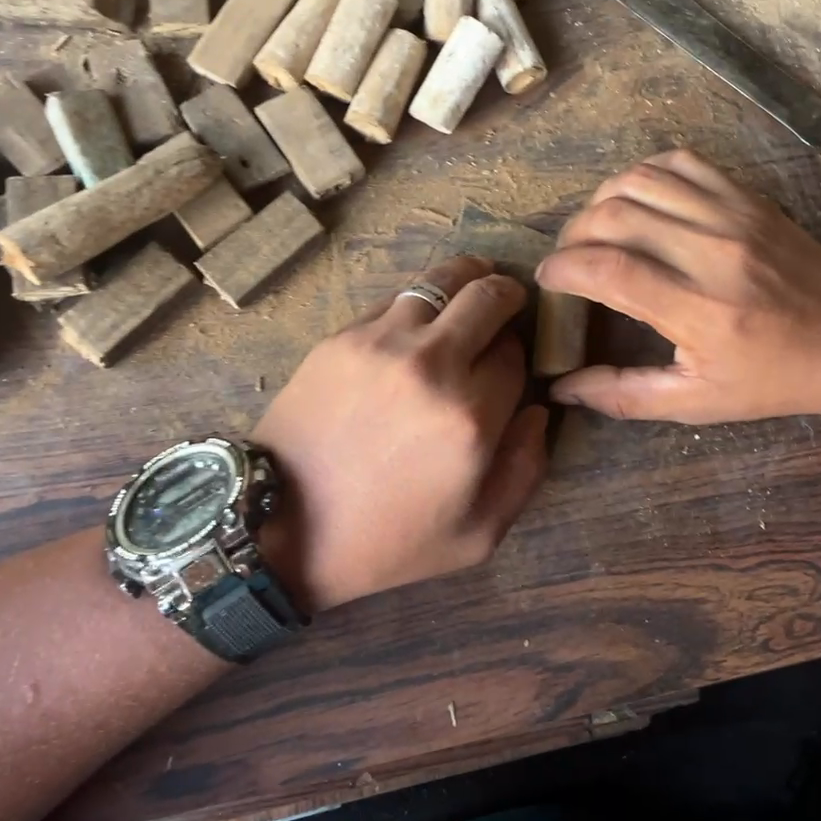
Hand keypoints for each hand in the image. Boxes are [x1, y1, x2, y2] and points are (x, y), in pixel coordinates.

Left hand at [253, 256, 548, 612]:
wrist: (282, 528)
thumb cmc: (386, 541)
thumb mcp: (478, 536)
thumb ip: (526, 470)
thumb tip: (537, 410)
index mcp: (471, 418)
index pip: (517, 356)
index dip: (521, 357)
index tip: (511, 366)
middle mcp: (433, 366)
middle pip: (489, 297)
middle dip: (508, 295)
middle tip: (508, 303)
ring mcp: (383, 343)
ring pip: (442, 280)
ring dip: (467, 279)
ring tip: (472, 285)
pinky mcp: (343, 336)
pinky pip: (396, 299)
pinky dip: (419, 303)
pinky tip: (418, 321)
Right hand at [535, 150, 820, 423]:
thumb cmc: (773, 380)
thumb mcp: (698, 403)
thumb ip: (624, 394)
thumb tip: (562, 387)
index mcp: (699, 311)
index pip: (608, 269)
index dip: (562, 268)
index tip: (548, 279)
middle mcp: (712, 253)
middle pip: (615, 215)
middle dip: (574, 234)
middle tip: (569, 258)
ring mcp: (733, 216)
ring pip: (641, 180)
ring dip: (602, 200)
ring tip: (595, 228)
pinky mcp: (748, 197)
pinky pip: (681, 162)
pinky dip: (645, 173)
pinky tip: (637, 199)